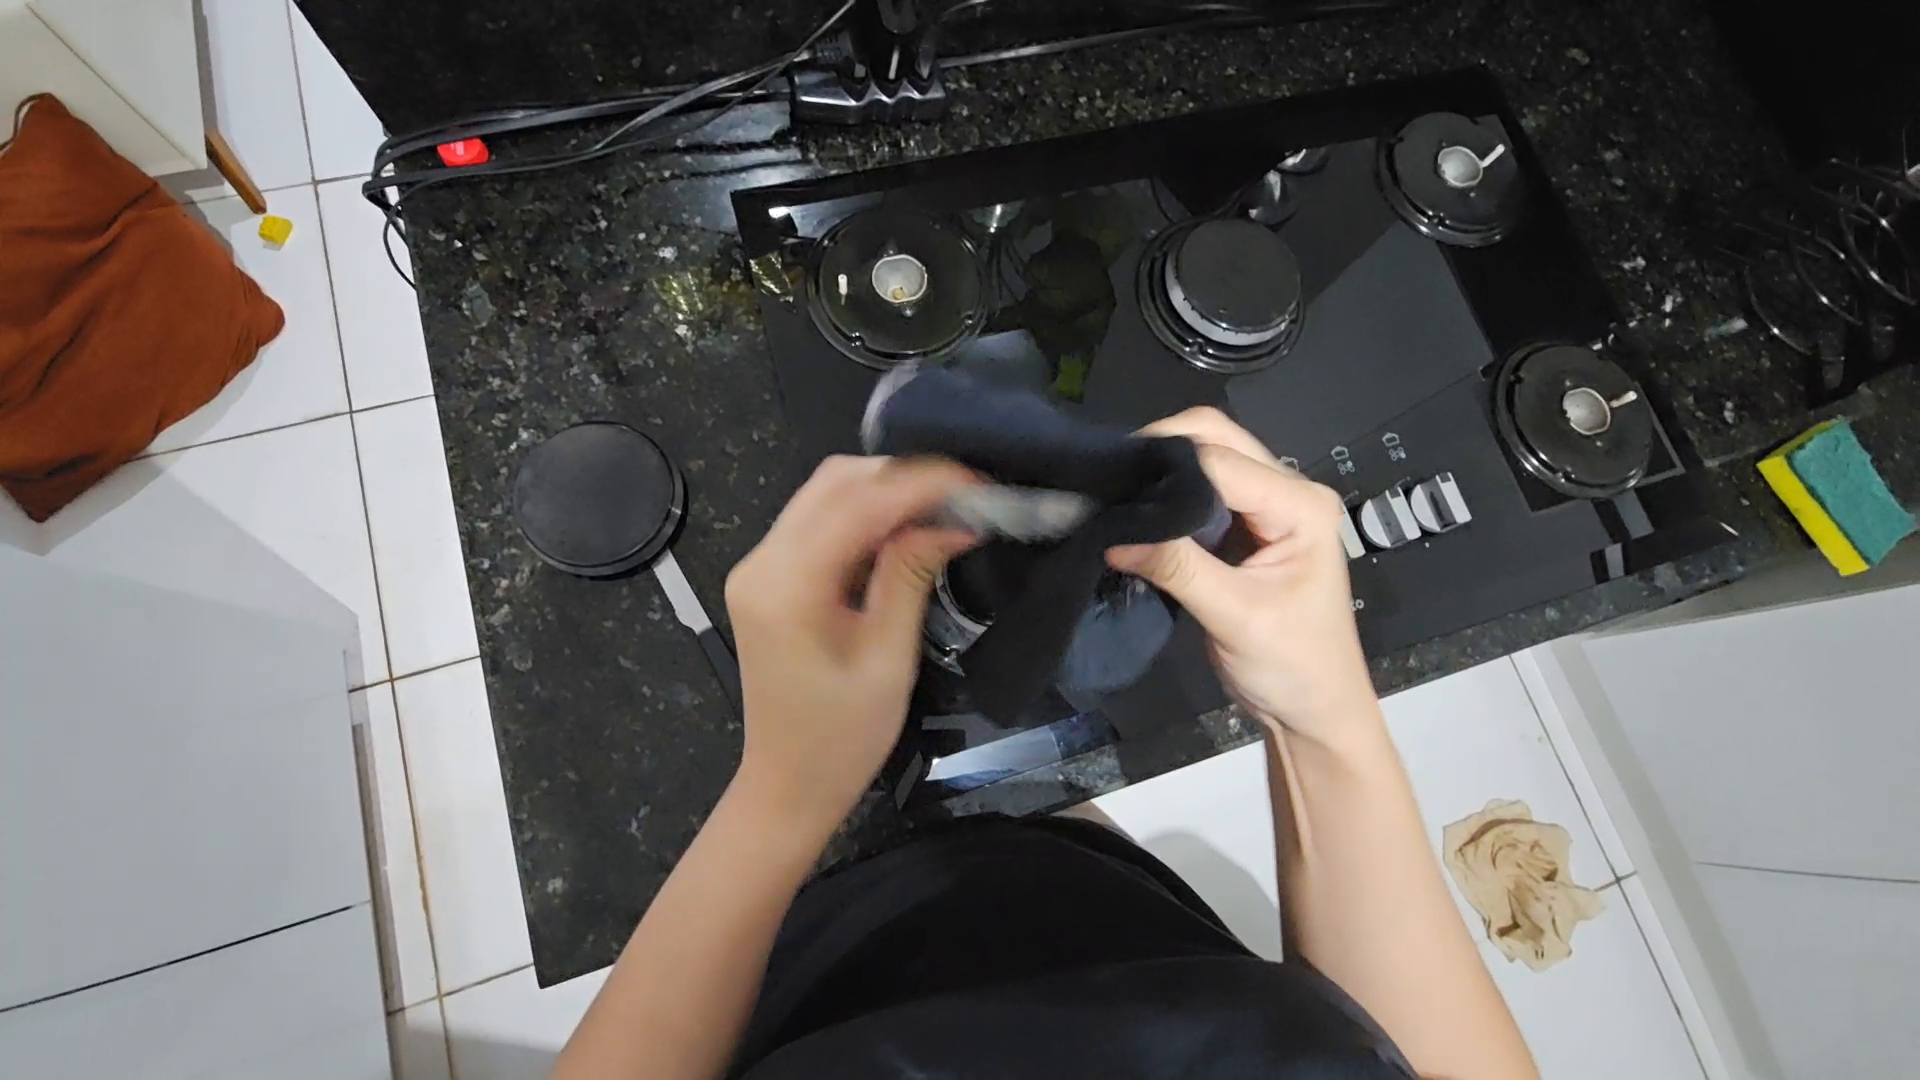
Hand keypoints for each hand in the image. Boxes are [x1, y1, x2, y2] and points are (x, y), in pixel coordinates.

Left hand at [724, 455, 977, 841]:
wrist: (788, 785)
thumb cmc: (842, 739)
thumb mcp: (888, 658)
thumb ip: (910, 576)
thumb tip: (952, 521)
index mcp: (785, 587)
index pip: (857, 505)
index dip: (920, 485)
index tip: (975, 483)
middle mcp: (761, 562)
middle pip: (833, 483)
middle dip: (903, 477)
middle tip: (965, 491)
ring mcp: (760, 566)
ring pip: (826, 494)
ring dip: (885, 490)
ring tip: (945, 504)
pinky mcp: (770, 576)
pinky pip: (820, 522)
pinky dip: (866, 514)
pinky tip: (907, 524)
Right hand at [1107, 408, 1376, 744]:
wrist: (1313, 709)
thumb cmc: (1292, 665)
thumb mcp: (1235, 616)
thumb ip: (1177, 568)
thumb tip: (1111, 536)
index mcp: (1299, 505)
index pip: (1221, 462)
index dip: (1166, 466)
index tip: (1111, 484)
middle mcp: (1286, 492)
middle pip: (1217, 440)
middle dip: (1162, 450)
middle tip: (1110, 479)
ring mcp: (1265, 507)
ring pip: (1205, 460)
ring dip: (1162, 471)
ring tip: (1116, 494)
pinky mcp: (1242, 527)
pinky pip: (1198, 493)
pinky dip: (1166, 496)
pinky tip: (1135, 512)